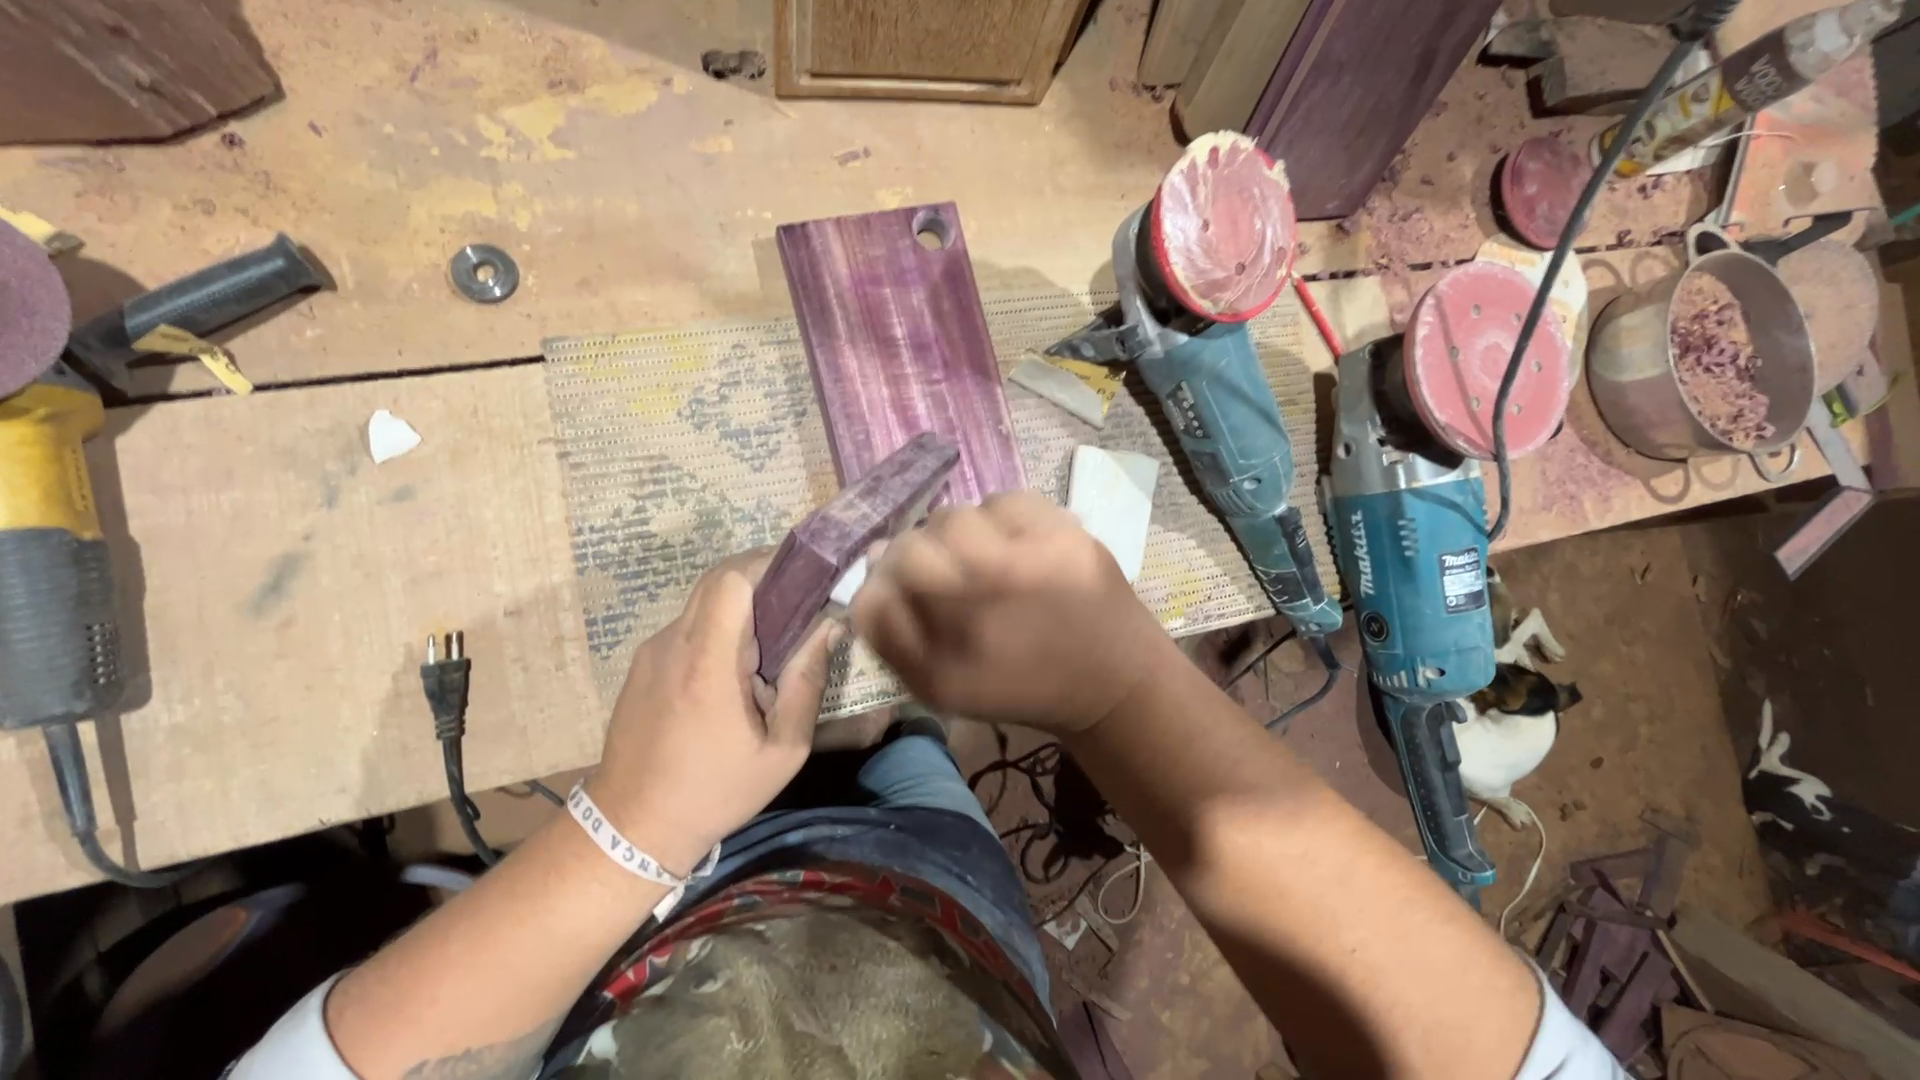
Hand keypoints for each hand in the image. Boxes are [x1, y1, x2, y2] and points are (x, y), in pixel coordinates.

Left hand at [587, 552, 837, 875]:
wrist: (631, 828)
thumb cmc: (715, 793)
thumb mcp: (782, 751)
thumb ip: (806, 684)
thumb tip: (829, 627)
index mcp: (708, 664)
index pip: (731, 580)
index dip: (767, 563)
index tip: (804, 573)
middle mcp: (673, 646)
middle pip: (716, 580)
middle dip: (760, 578)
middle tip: (800, 600)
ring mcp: (650, 654)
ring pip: (702, 604)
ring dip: (740, 609)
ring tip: (773, 644)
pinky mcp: (641, 667)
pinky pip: (687, 630)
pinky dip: (718, 632)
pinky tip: (738, 670)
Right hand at [850, 491, 1176, 733]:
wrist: (1111, 681)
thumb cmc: (1020, 686)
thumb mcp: (944, 687)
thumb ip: (894, 637)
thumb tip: (869, 575)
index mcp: (950, 649)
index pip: (883, 586)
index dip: (884, 578)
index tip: (901, 582)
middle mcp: (986, 599)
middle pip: (915, 543)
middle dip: (919, 553)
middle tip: (944, 568)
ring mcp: (1029, 560)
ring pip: (957, 516)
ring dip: (957, 534)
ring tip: (981, 556)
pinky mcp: (1066, 534)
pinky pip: (1007, 499)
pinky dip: (1000, 517)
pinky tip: (1013, 542)